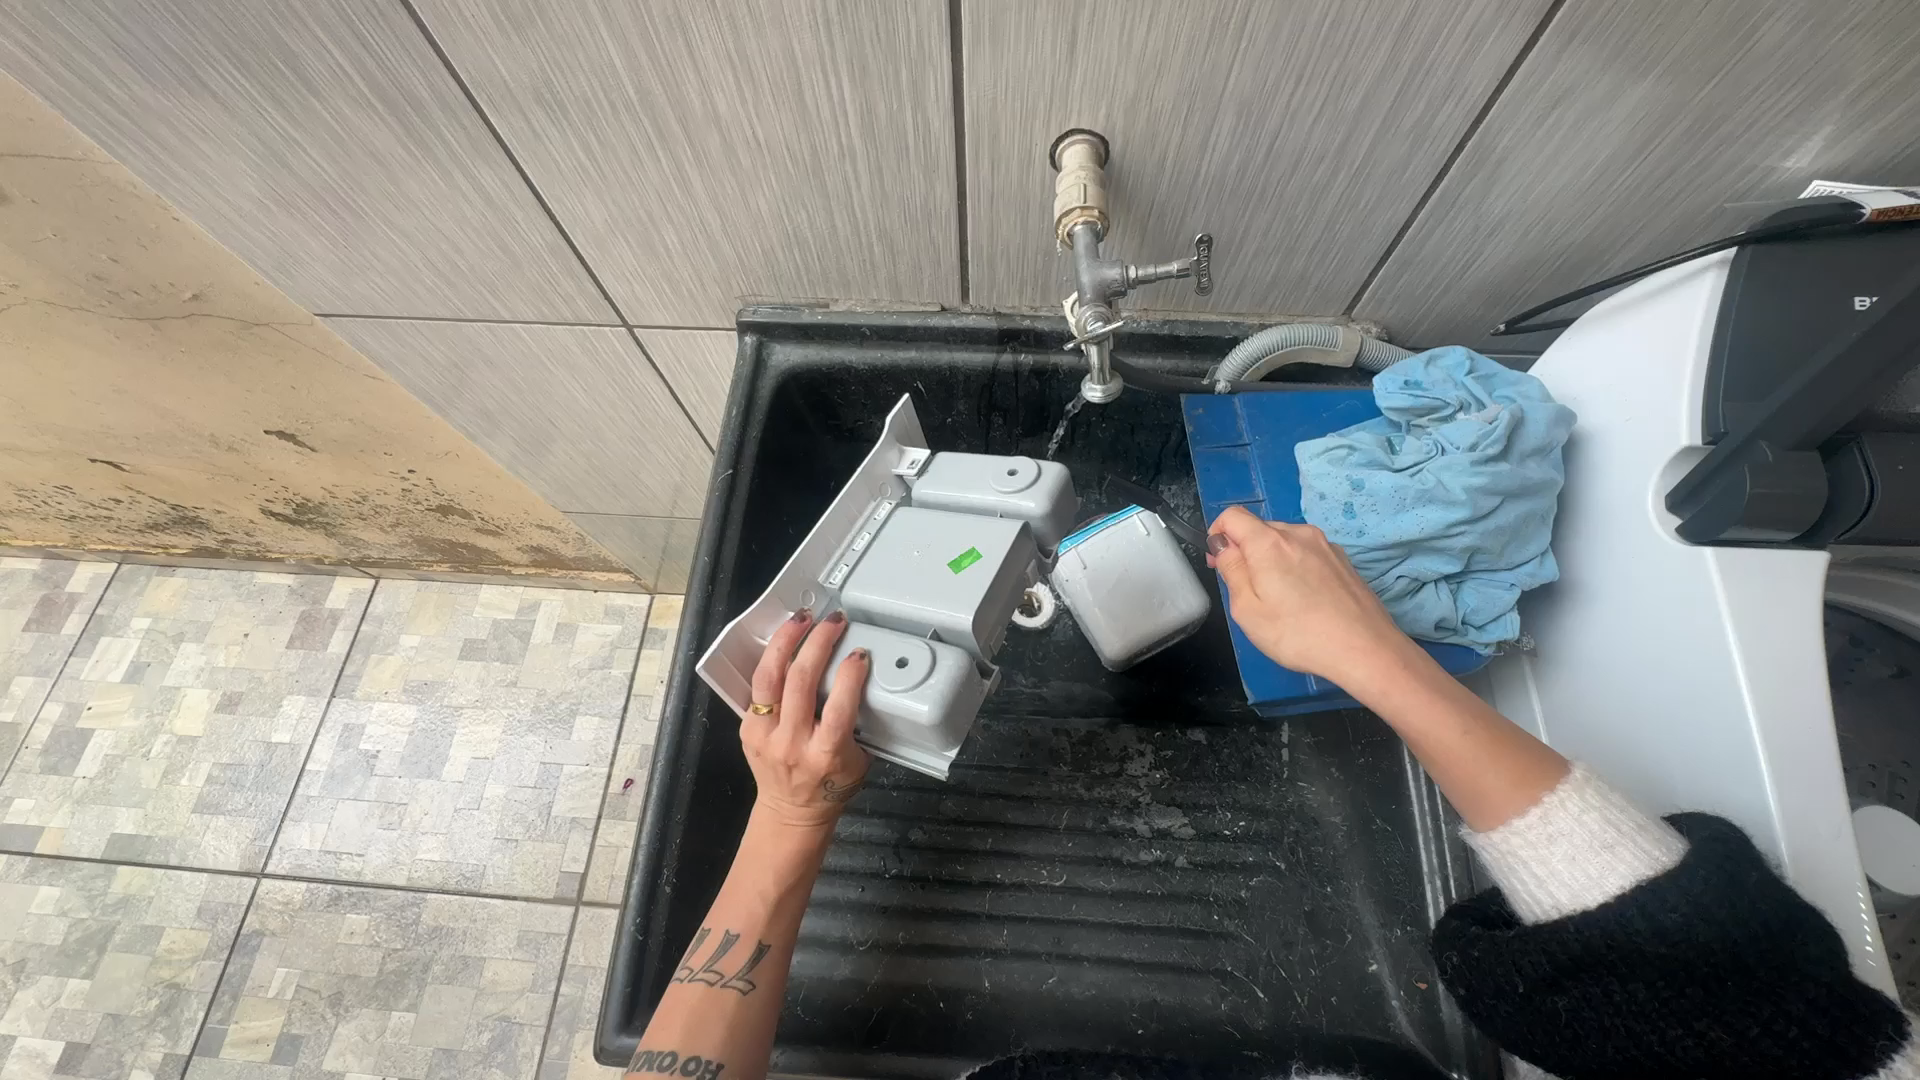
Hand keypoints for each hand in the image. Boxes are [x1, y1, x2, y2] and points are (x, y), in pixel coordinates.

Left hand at [743, 609, 871, 829]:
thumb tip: (866, 678)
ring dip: (786, 642)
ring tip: (802, 620)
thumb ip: (861, 722)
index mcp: (826, 754)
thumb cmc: (832, 785)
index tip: (860, 654)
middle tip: (833, 622)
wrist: (792, 813)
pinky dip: (772, 659)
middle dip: (819, 643)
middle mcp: (792, 743)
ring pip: (769, 677)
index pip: (837, 708)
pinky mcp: (748, 728)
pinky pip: (758, 686)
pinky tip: (785, 642)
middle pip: (801, 682)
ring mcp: (765, 735)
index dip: (849, 676)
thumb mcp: (860, 759)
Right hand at [1207, 505, 1410, 685]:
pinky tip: (1303, 598)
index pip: (1232, 515)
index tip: (1218, 562)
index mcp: (1269, 543)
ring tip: (1277, 596)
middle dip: (1244, 550)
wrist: (1366, 650)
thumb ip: (1231, 570)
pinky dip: (1295, 566)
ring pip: (1284, 541)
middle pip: (1259, 528)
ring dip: (1270, 559)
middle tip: (1245, 588)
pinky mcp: (1343, 560)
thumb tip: (1222, 545)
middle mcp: (1298, 534)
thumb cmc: (1298, 634)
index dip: (1218, 534)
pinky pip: (1306, 552)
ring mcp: (1325, 545)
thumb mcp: (1247, 608)